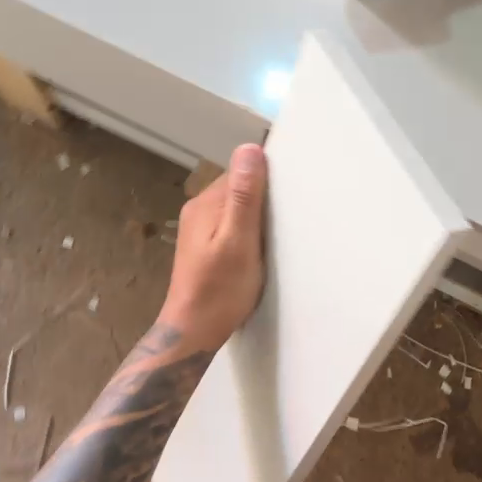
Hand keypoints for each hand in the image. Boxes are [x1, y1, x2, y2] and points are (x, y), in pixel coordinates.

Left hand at [157, 144, 267, 350]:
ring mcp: (198, 229)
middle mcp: (198, 210)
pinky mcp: (203, 246)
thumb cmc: (220, 289)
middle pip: (237, 189)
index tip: (288, 199)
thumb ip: (245, 196)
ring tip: (273, 237)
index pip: (240, 173)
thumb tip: (249, 149)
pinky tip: (257, 249)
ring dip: (254, 217)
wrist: (193, 332)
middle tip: (284, 221)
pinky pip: (229, 225)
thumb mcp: (239, 241)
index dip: (265, 181)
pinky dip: (246, 231)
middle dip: (261, 199)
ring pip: (234, 208)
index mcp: (206, 203)